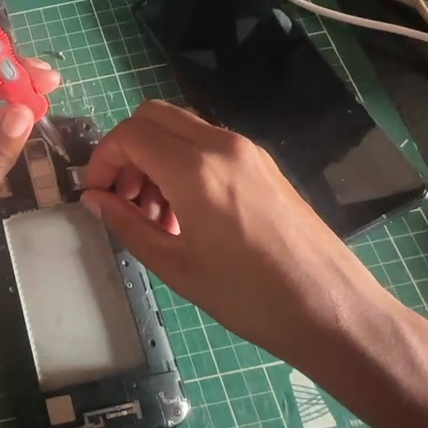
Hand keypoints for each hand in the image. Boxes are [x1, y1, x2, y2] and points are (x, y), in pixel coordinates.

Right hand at [78, 100, 395, 363]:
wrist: (334, 312)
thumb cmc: (250, 297)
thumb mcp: (176, 267)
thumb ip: (126, 225)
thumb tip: (92, 198)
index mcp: (195, 169)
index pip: (129, 135)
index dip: (102, 160)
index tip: (95, 194)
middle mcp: (220, 144)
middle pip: (151, 116)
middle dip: (126, 150)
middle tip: (123, 198)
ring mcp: (246, 150)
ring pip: (179, 126)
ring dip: (154, 155)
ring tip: (155, 215)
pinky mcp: (263, 163)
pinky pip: (206, 143)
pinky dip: (182, 161)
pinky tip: (187, 213)